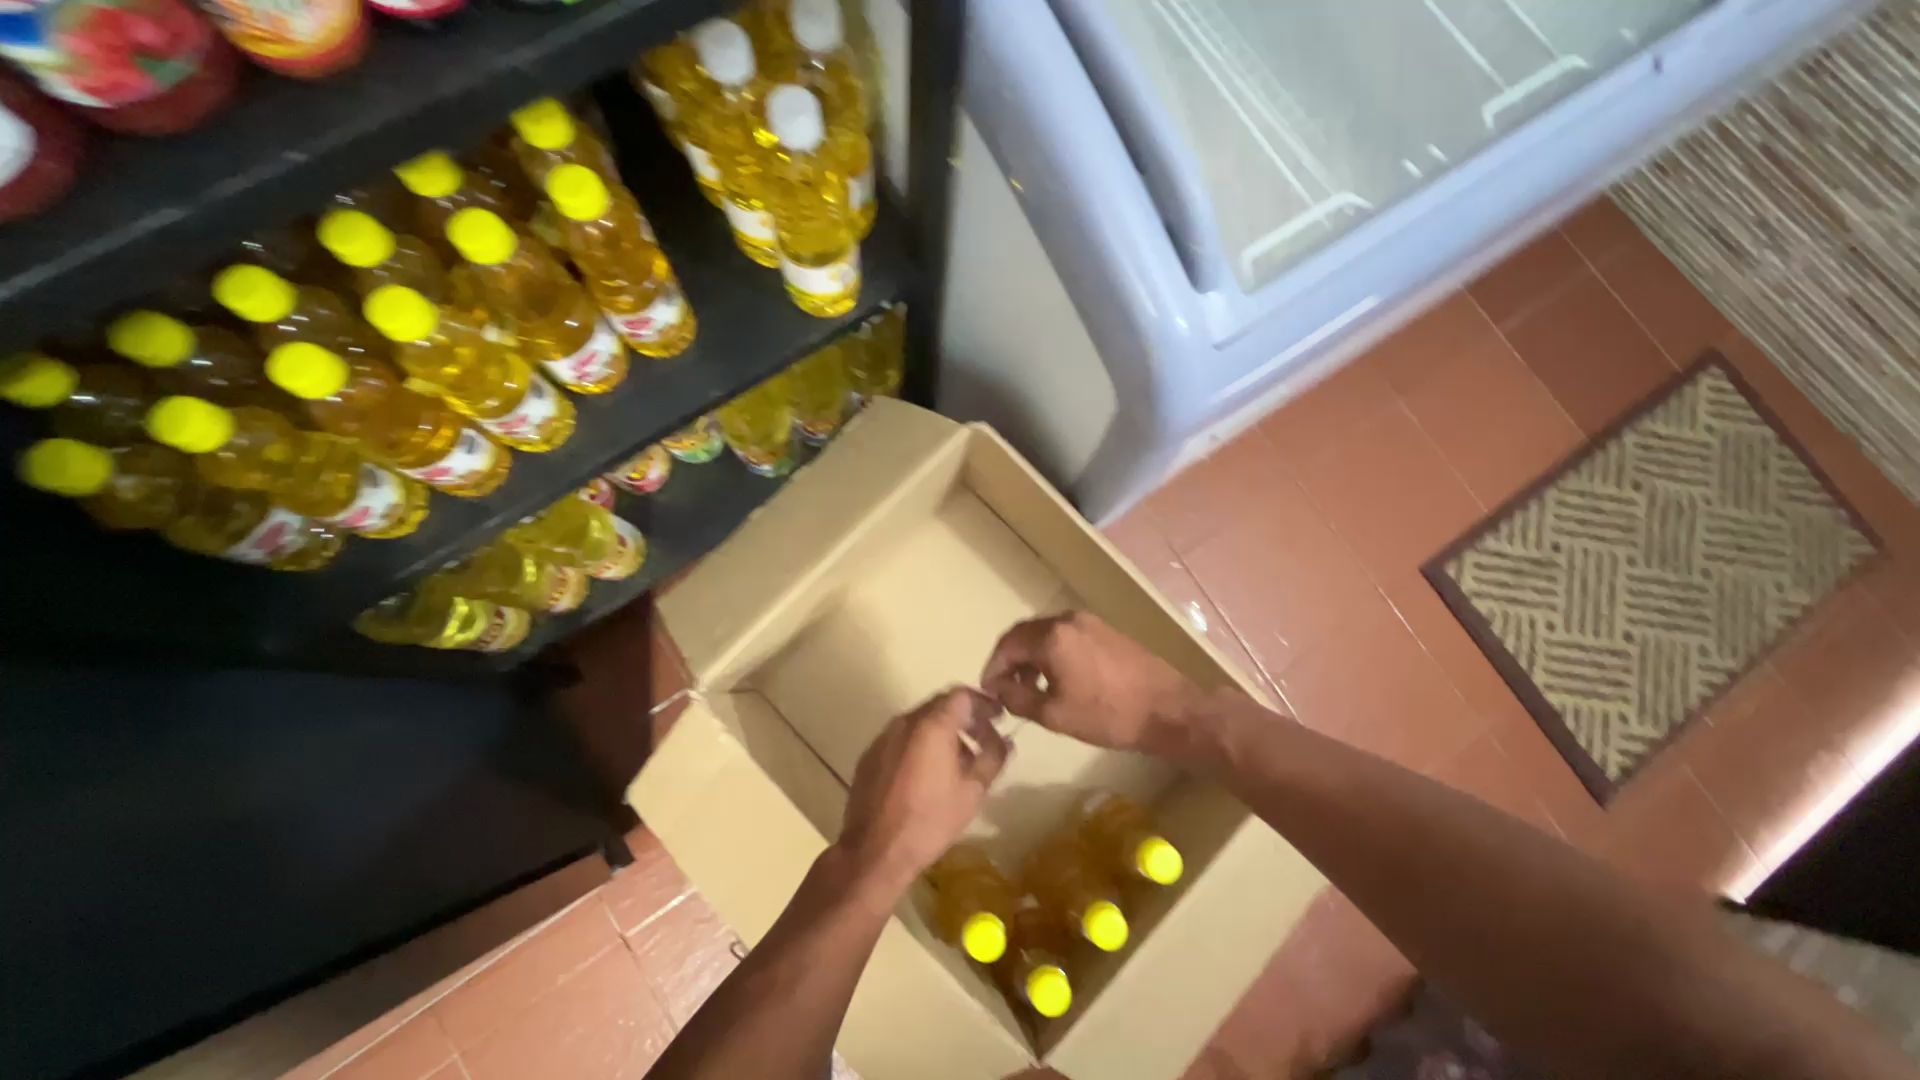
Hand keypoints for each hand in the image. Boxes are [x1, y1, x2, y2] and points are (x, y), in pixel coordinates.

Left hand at [834, 687, 1010, 898]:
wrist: (875, 851)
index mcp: (932, 726)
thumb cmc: (930, 820)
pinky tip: (929, 773)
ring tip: (960, 760)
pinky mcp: (870, 755)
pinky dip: (920, 744)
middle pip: (939, 705)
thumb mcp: (972, 791)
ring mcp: (883, 738)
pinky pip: (902, 738)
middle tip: (983, 739)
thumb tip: (1004, 740)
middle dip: (965, 717)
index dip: (984, 703)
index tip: (998, 719)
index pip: (962, 695)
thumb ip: (993, 758)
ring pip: (920, 721)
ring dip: (943, 732)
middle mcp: (904, 722)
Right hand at [980, 612, 1201, 755]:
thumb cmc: (1108, 715)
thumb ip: (1017, 698)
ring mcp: (1090, 622)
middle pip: (1025, 634)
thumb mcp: (1054, 714)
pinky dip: (1053, 653)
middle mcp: (1067, 620)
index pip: (1007, 645)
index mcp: (1051, 637)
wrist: (1168, 709)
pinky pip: (1066, 636)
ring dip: (1031, 656)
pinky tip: (1058, 679)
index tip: (989, 691)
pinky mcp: (1106, 630)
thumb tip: (998, 688)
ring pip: (1046, 634)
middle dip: (1010, 660)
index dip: (993, 668)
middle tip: (1005, 689)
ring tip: (1031, 688)